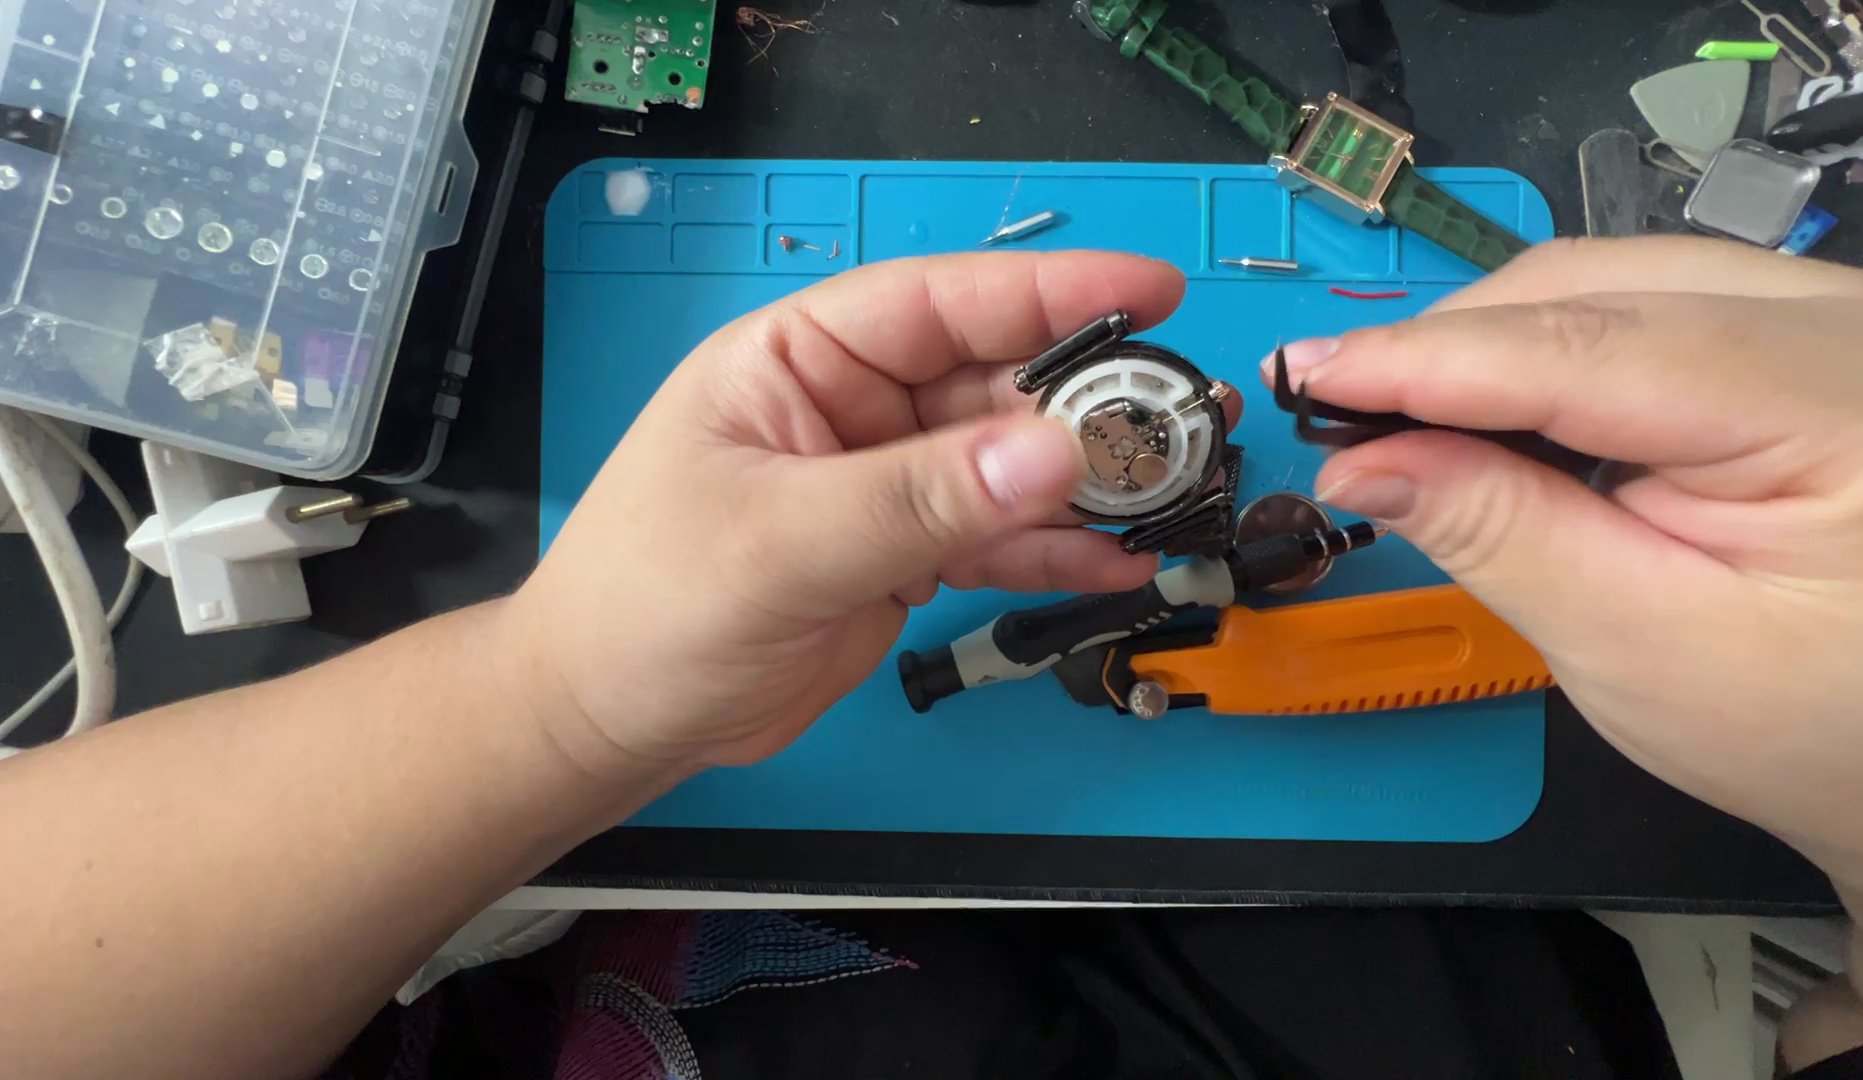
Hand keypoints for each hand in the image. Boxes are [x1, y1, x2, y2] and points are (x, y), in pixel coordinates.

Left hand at [509, 252, 1236, 773]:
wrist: (621, 715)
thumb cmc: (657, 606)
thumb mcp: (782, 543)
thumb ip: (917, 498)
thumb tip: (1053, 453)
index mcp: (804, 361)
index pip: (938, 303)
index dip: (1047, 292)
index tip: (1148, 293)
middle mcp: (856, 410)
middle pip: (992, 387)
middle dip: (1086, 407)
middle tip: (1181, 423)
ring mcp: (888, 485)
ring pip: (1005, 468)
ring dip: (1084, 485)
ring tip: (1170, 496)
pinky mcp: (905, 554)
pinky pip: (994, 540)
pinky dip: (1050, 552)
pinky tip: (1110, 564)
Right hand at [1260, 238, 1862, 876]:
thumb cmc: (1820, 729)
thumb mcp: (1635, 645)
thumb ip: (1492, 534)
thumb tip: (1357, 465)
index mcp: (1855, 412)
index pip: (1583, 350)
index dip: (1420, 359)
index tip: (1300, 374)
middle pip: (1591, 289)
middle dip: (1440, 345)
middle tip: (1335, 407)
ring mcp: (1847, 321)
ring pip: (1604, 285)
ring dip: (1475, 347)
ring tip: (1395, 413)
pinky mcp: (1810, 343)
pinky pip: (1636, 312)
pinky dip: (1528, 355)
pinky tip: (1483, 409)